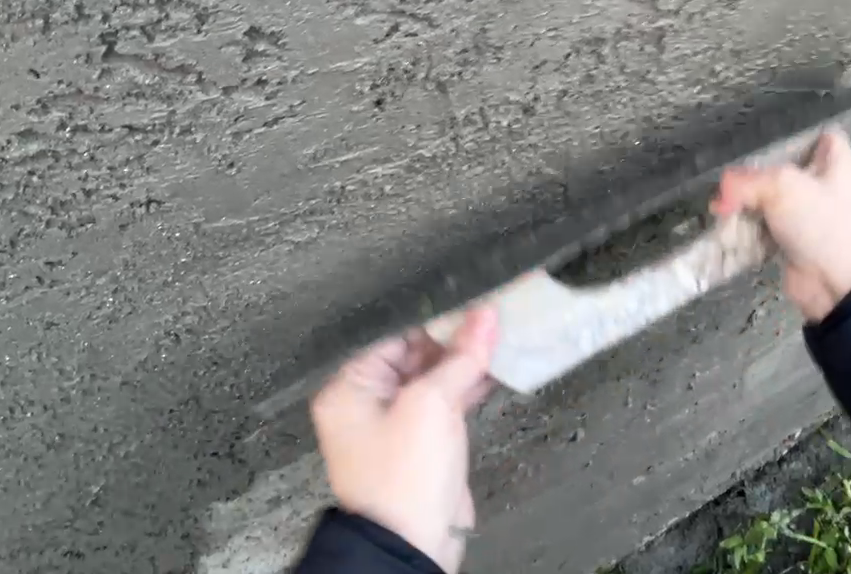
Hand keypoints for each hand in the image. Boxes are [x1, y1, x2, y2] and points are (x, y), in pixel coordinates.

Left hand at [311, 307, 499, 572]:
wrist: (412, 549)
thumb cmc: (402, 479)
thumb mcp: (432, 403)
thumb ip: (461, 356)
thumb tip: (484, 317)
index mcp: (351, 388)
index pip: (394, 334)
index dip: (432, 318)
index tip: (466, 301)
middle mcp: (369, 401)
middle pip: (415, 353)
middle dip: (453, 336)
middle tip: (488, 314)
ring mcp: (398, 422)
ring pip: (436, 375)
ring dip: (466, 359)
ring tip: (498, 333)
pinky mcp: (424, 440)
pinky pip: (447, 400)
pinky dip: (470, 384)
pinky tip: (496, 366)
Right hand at [712, 129, 850, 322]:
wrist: (841, 285)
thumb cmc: (824, 224)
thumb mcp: (782, 186)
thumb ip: (744, 182)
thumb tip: (721, 195)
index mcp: (835, 161)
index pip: (815, 136)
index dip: (790, 137)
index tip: (761, 144)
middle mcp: (824, 184)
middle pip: (781, 169)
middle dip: (754, 177)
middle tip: (731, 183)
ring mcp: (809, 215)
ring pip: (769, 199)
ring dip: (746, 205)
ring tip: (723, 209)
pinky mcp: (794, 241)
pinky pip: (765, 228)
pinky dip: (748, 229)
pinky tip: (728, 230)